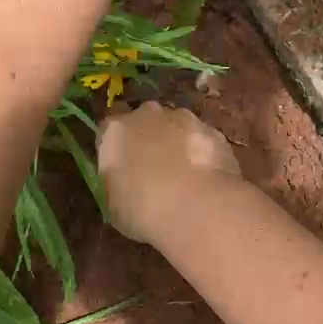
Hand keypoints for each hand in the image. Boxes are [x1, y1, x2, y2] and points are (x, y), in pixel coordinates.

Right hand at [97, 102, 246, 246]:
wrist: (198, 206)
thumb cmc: (143, 209)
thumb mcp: (112, 204)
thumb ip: (115, 182)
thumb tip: (123, 180)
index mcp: (115, 129)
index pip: (108, 132)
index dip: (115, 151)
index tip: (121, 170)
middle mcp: (148, 114)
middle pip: (144, 122)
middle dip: (148, 140)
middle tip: (153, 171)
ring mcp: (184, 118)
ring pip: (175, 127)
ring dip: (176, 144)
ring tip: (184, 178)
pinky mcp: (213, 130)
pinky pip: (202, 139)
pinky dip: (202, 154)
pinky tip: (205, 179)